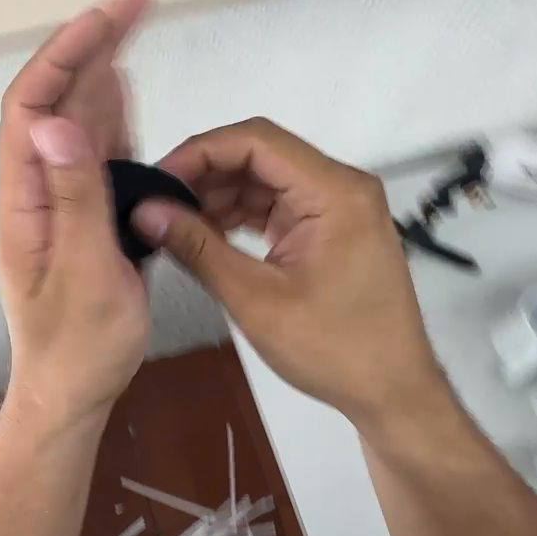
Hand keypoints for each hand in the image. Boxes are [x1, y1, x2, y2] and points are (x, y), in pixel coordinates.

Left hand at [0, 0, 152, 424]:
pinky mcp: (86, 210)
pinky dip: (112, 110)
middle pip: (56, 98)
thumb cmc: (77, 345)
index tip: (107, 14)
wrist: (72, 390)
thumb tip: (57, 120)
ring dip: (100, 65)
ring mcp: (61, 196)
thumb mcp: (84, 273)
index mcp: (26, 196)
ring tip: (131, 20)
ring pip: (77, 117)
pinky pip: (97, 149)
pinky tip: (124, 83)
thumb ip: (74, 197)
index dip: (65, 53)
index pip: (32, 105)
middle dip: (89, 42)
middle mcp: (38, 184)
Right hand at [131, 118, 445, 425]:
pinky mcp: (326, 226)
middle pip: (259, 154)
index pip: (257, 141)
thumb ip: (198, 248)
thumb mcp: (256, 300)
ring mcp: (334, 205)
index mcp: (334, 192)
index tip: (156, 180)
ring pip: (262, 177)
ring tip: (171, 221)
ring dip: (216, 194)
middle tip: (155, 202)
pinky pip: (273, 203)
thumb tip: (143, 211)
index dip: (200, 151)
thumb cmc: (333, 349)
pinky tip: (202, 233)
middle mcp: (338, 185)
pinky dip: (236, 214)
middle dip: (204, 173)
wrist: (393, 394)